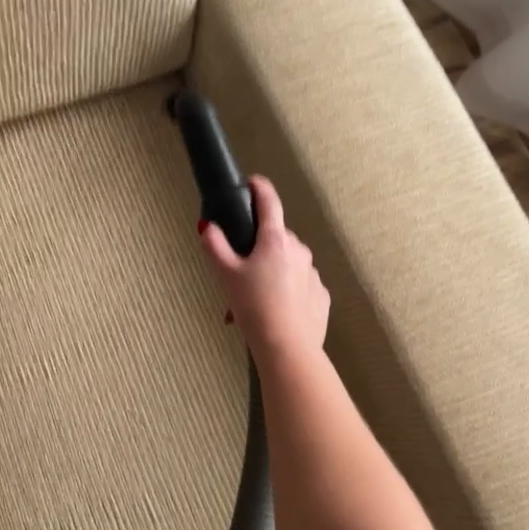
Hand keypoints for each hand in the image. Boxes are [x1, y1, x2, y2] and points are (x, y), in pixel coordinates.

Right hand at [199, 176, 330, 360]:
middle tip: (238, 273)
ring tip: (252, 301)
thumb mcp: (225, 275)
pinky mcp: (321, 296)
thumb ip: (214, 246)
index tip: (252, 181)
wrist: (288, 348)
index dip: (259, 188)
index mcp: (274, 240)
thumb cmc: (254, 307)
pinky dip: (286, 291)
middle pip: (275, 238)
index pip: (269, 202)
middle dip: (257, 249)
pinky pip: (300, 284)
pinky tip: (273, 310)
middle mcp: (298, 250)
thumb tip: (207, 226)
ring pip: (287, 263)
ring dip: (270, 273)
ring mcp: (313, 273)